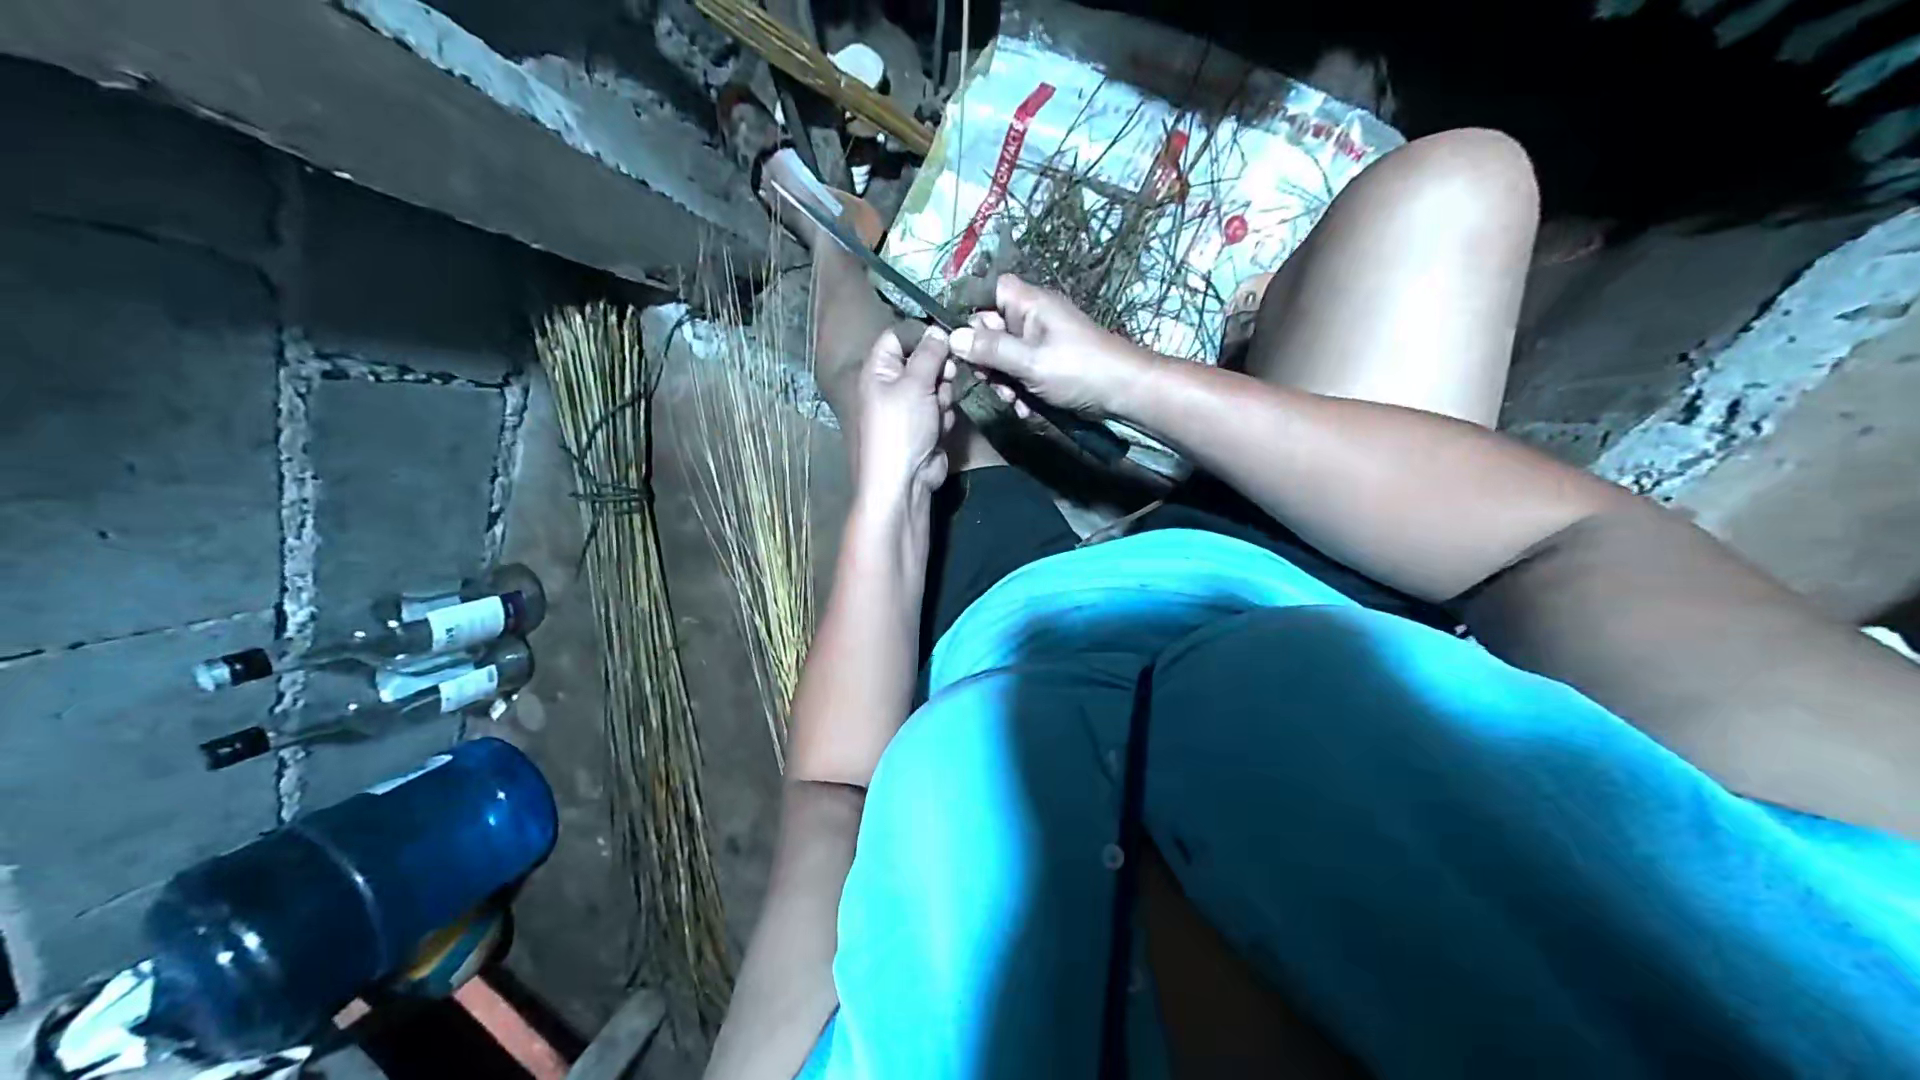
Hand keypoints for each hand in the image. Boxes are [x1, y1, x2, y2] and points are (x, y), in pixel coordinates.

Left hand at [853, 325, 955, 505]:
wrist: (904, 480)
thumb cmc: (901, 428)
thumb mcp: (915, 383)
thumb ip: (929, 353)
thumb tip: (938, 330)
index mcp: (878, 370)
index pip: (899, 337)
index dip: (922, 336)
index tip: (946, 338)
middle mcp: (892, 385)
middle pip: (925, 361)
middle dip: (940, 371)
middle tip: (946, 378)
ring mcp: (910, 407)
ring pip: (939, 386)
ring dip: (944, 398)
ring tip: (936, 415)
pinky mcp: (926, 426)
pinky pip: (942, 410)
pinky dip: (944, 419)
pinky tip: (938, 432)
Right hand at [947, 275, 1156, 417]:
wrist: (1124, 393)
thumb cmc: (1079, 369)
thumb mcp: (1030, 361)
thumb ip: (990, 349)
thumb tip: (952, 337)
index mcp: (1029, 304)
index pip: (990, 290)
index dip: (973, 311)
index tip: (963, 340)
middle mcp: (1033, 318)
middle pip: (991, 329)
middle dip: (987, 359)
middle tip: (993, 381)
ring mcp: (1041, 342)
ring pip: (1004, 356)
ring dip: (1002, 381)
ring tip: (1013, 400)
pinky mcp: (1047, 364)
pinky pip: (1020, 372)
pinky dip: (1019, 389)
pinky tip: (1025, 407)